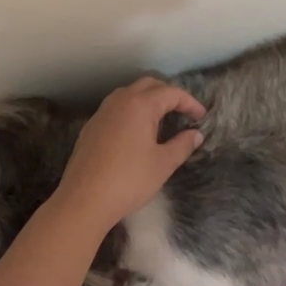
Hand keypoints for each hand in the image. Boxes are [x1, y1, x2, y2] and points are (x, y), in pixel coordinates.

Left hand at [51, 78, 205, 230]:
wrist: (83, 200)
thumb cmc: (129, 180)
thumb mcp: (163, 164)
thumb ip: (182, 145)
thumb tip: (196, 134)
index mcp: (140, 105)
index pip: (171, 93)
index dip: (190, 103)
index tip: (201, 117)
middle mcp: (120, 101)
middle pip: (149, 85)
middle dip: (168, 94)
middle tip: (182, 112)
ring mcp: (102, 112)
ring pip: (129, 93)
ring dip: (147, 99)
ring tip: (160, 119)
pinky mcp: (90, 127)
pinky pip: (115, 108)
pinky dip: (131, 110)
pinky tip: (135, 132)